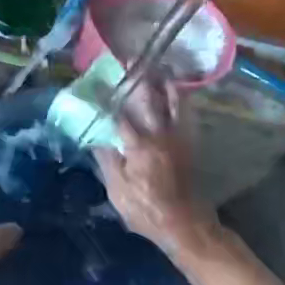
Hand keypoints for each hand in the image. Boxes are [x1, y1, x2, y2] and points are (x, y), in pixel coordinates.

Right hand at [92, 82, 217, 256]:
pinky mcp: (189, 144)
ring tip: (158, 68)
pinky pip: (185, 114)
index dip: (107, 96)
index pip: (119, 114)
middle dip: (139, 78)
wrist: (184, 225)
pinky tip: (175, 94)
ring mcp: (179, 138)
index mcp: (140, 145)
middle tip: (131, 60)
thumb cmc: (146, 210)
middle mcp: (161, 135)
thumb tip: (95, 136)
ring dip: (165, 83)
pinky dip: (180, 99)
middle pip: (150, 99)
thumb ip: (107, 159)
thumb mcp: (117, 189)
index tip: (96, 82)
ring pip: (175, 102)